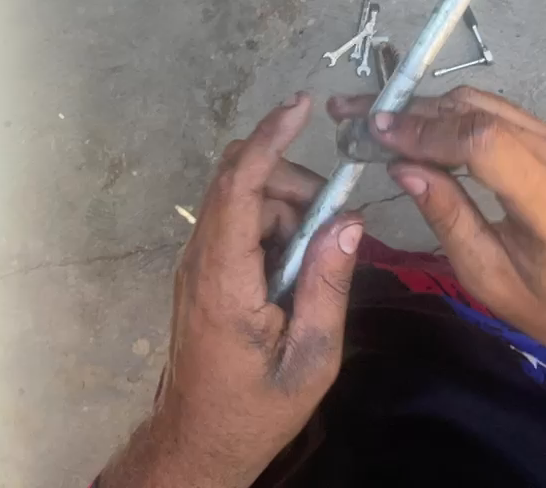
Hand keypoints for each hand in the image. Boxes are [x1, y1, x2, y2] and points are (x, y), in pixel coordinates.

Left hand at [102, 94, 363, 487]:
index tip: (300, 106)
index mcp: (225, 276)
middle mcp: (201, 255)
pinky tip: (294, 264)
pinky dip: (272, 224)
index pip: (240, 184)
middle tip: (334, 220)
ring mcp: (196, 258)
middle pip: (241, 179)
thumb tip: (348, 221)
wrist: (197, 440)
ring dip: (286, 205)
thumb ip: (328, 284)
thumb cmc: (255, 408)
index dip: (270, 138)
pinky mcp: (202, 266)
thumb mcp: (311, 356)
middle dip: (292, 180)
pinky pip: (237, 220)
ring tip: (317, 254)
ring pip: (241, 196)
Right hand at [330, 87, 545, 424]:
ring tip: (374, 121)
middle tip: (353, 118)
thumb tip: (400, 167)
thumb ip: (447, 216)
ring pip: (478, 103)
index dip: (425, 132)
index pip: (482, 142)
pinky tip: (414, 129)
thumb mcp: (488, 277)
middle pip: (474, 112)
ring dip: (423, 109)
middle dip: (409, 113)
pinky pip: (490, 112)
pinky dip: (447, 115)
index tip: (374, 133)